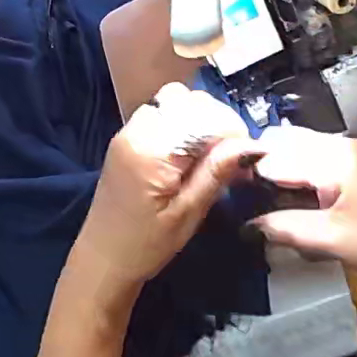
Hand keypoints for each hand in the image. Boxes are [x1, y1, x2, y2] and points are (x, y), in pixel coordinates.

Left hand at [65, 83, 258, 317]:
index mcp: (150, 150)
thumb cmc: (146, 244)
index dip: (231, 130)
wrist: (103, 256)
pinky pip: (160, 114)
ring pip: (173, 101)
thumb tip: (252, 144)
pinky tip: (190, 153)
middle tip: (230, 155)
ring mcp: (128, 131)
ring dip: (198, 120)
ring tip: (210, 154)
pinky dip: (181, 124)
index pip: (201, 116)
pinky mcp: (127, 138)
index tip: (246, 156)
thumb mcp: (188, 214)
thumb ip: (216, 172)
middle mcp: (136, 131)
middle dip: (215, 120)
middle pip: (186, 100)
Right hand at [249, 125, 356, 296]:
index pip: (273, 152)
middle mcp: (342, 147)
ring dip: (285, 180)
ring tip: (271, 212)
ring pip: (303, 158)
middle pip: (286, 146)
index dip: (247, 172)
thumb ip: (286, 229)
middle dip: (264, 171)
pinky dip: (305, 186)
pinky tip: (303, 214)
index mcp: (332, 155)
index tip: (229, 195)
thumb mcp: (336, 240)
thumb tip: (249, 225)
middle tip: (249, 205)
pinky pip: (321, 170)